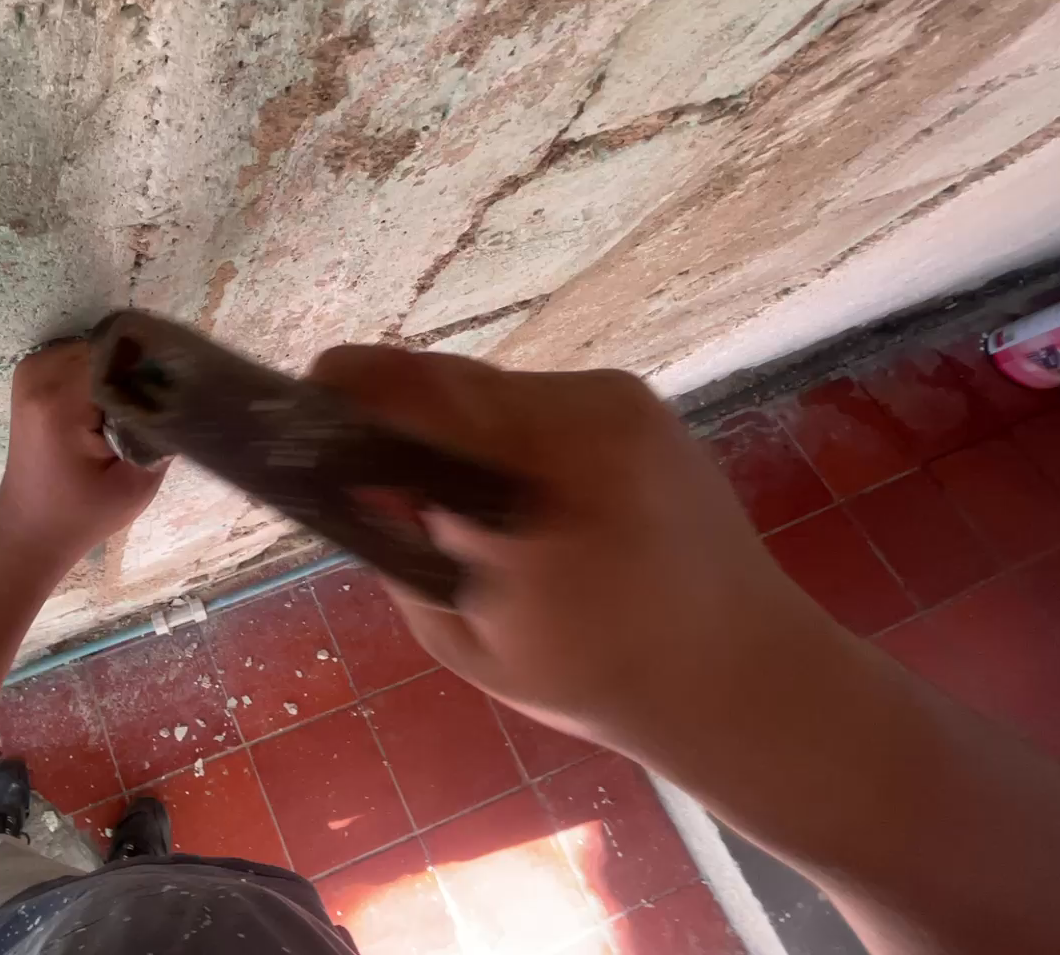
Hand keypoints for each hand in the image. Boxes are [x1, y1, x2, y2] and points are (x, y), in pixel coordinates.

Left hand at [0, 341, 167, 564]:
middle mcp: (39, 374)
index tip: (173, 398)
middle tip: (155, 410)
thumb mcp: (135, 486)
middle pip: (109, 350)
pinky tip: (110, 408)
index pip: (121, 358)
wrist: (31, 525)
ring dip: (119, 375)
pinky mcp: (33, 373)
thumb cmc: (82, 513)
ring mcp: (32, 369)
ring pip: (97, 350)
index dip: (153, 372)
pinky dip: (101, 376)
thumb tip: (183, 394)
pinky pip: (81, 358)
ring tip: (131, 412)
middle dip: (136, 373)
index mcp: (58, 401)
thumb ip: (160, 436)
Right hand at [306, 346, 859, 754]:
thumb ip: (397, 552)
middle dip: (391, 412)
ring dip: (442, 422)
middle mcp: (577, 422)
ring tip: (447, 486)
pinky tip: (504, 480)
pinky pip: (522, 395)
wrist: (751, 678)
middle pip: (440, 380)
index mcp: (531, 493)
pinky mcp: (631, 398)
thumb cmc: (590, 677)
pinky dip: (490, 426)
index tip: (307, 406)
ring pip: (479, 384)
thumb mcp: (461, 638)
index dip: (347, 390)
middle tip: (371, 464)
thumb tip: (358, 477)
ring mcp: (613, 400)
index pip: (411, 398)